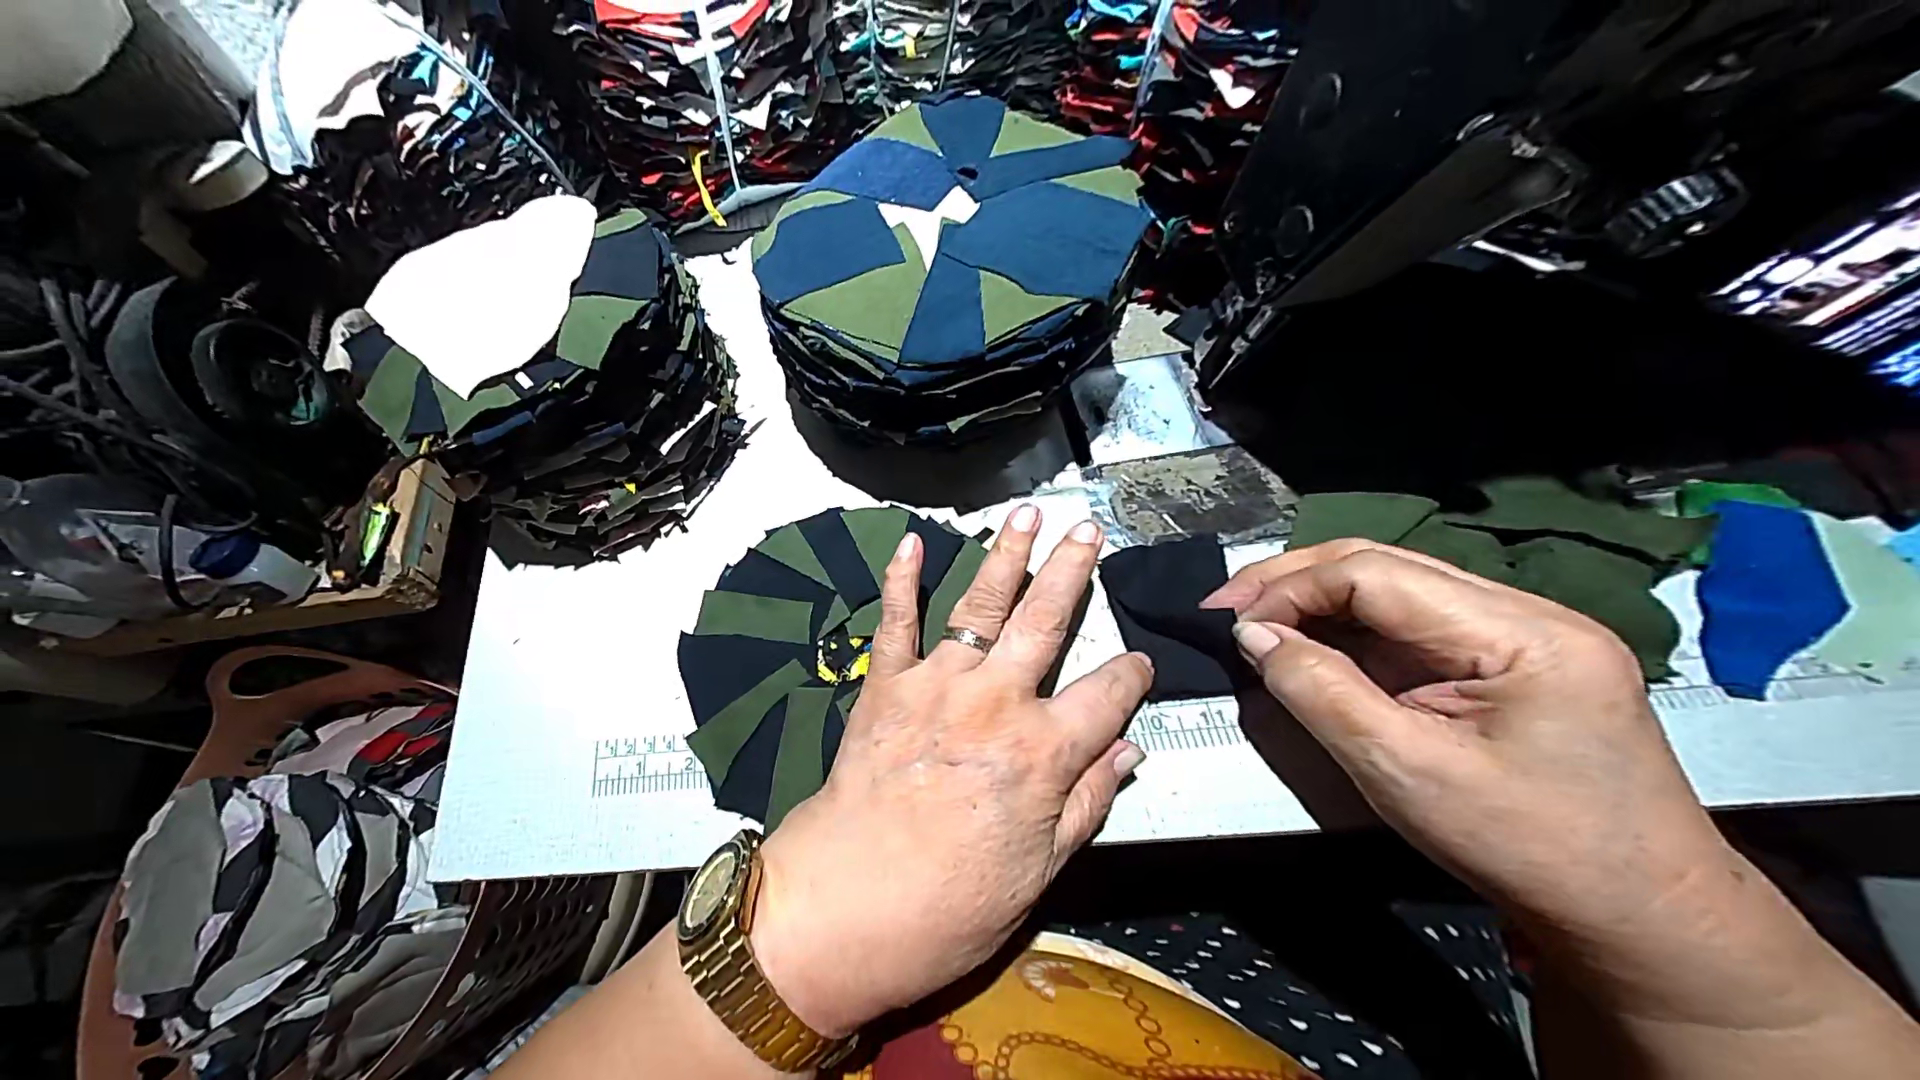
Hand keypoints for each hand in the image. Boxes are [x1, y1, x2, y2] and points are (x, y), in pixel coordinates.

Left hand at [749, 506, 1152, 1037]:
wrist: (845, 908)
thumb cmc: (950, 905)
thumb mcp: (1040, 870)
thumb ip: (1088, 801)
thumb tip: (1129, 751)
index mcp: (1043, 753)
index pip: (1107, 695)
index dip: (1131, 676)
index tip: (1139, 664)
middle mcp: (996, 703)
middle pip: (1046, 623)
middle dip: (1071, 572)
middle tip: (1087, 532)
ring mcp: (937, 686)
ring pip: (981, 607)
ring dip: (1006, 557)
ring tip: (1026, 516)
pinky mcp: (885, 686)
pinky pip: (896, 624)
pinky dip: (901, 581)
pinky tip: (911, 544)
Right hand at [1202, 539, 1730, 951]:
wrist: (1638, 918)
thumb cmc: (1530, 849)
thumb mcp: (1403, 770)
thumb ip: (1319, 691)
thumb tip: (1252, 635)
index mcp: (1521, 632)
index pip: (1374, 573)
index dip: (1292, 590)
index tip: (1236, 625)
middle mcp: (1522, 614)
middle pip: (1380, 564)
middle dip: (1292, 580)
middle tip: (1227, 605)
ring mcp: (1511, 634)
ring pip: (1387, 587)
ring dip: (1312, 599)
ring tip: (1254, 619)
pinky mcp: (1495, 660)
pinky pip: (1402, 624)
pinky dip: (1342, 628)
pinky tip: (1304, 641)